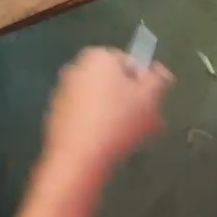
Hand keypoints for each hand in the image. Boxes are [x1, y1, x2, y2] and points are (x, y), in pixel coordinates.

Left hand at [43, 47, 171, 181]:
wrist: (77, 160)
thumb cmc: (118, 122)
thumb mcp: (150, 98)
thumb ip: (158, 80)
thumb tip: (160, 72)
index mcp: (98, 56)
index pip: (131, 63)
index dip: (146, 84)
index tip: (154, 104)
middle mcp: (76, 68)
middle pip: (115, 83)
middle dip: (134, 102)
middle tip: (150, 124)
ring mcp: (63, 92)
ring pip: (102, 101)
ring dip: (119, 116)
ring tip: (134, 140)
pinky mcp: (56, 117)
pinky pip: (87, 117)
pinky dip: (100, 126)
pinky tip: (111, 146)